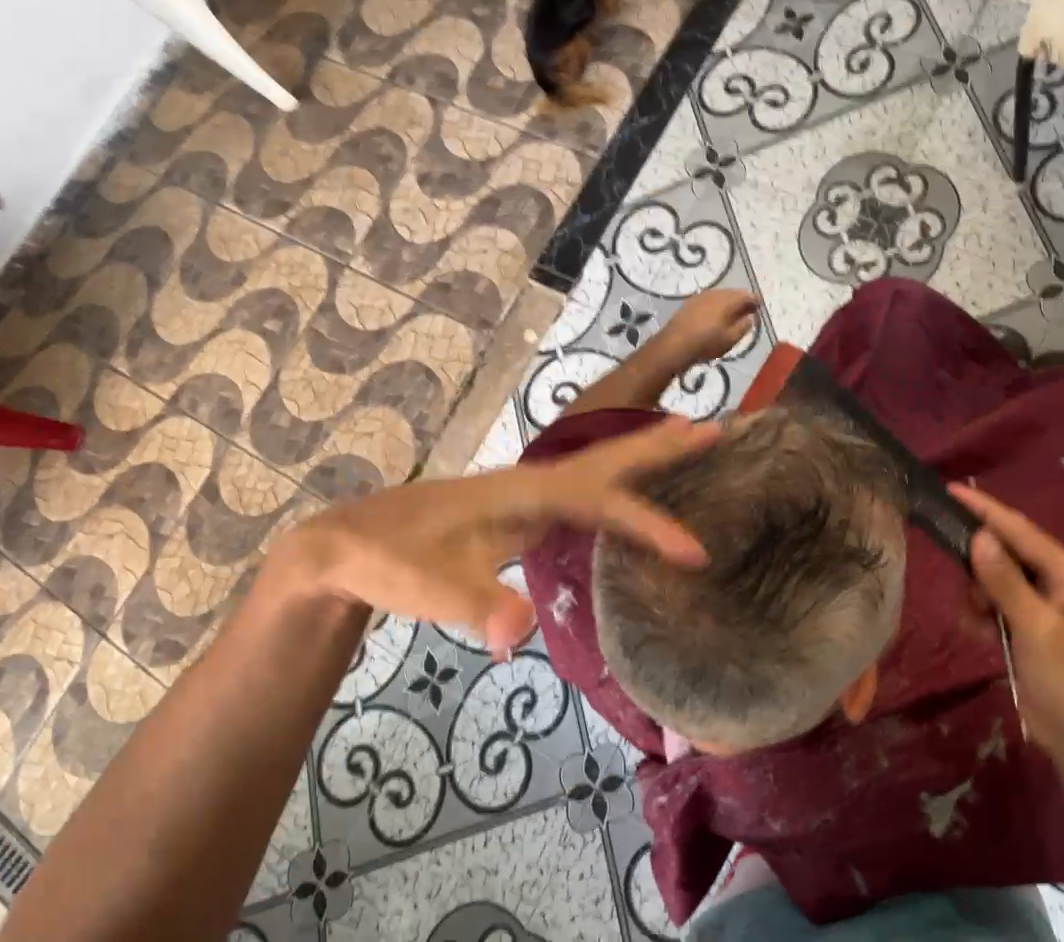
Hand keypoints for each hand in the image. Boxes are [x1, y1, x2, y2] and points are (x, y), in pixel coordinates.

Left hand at [278, 419, 720, 657]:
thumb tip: (519, 633)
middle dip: (661, 446)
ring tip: (691, 435)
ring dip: (645, 452)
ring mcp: (528, 494)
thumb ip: (475, 604)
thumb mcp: (427, 588)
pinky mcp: (523, 511)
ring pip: (599, 466)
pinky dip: (620, 479)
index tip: (693, 552)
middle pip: (609, 459)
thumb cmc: (388, 562)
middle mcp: (533, 484)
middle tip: (716, 429)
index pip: (602, 502)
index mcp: (524, 494)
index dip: (649, 525)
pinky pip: (587, 487)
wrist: (347, 543)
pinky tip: (630, 490)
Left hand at [660, 289, 757, 363]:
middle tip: (748, 310)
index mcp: (728, 300)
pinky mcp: (691, 302)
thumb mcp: (731, 339)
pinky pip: (709, 299)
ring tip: (733, 313)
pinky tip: (716, 314)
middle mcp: (716, 293)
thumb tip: (750, 318)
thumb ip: (744, 326)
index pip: (747, 295)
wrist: (676, 343)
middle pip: (734, 293)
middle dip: (742, 300)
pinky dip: (717, 304)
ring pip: (721, 295)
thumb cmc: (707, 342)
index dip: (755, 301)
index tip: (760, 306)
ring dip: (729, 302)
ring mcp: (701, 296)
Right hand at [951, 484, 1063, 769]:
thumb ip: (1006, 581)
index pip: (1020, 530)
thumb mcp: (1036, 629)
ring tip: (978, 625)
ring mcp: (1043, 605)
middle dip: (979, 568)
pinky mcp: (1030, 628)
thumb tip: (980, 536)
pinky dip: (984, 616)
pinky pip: (996, 605)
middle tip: (964, 592)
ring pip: (995, 580)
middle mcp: (1057, 581)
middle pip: (1005, 553)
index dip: (985, 510)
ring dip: (979, 597)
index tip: (950, 490)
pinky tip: (983, 637)